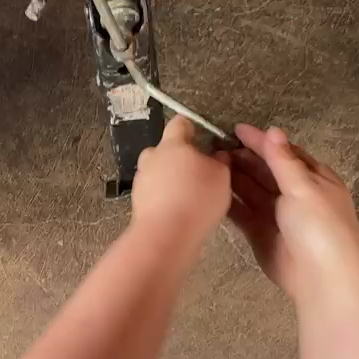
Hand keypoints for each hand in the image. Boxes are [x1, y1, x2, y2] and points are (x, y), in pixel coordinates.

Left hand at [131, 116, 232, 244]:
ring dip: (169, 178)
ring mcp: (141, 180)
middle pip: (164, 149)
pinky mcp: (137, 201)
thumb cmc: (197, 198)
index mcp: (172, 144)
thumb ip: (220, 161)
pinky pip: (153, 192)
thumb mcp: (221, 177)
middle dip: (178, 156)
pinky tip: (177, 209)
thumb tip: (217, 155)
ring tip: (187, 194)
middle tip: (195, 170)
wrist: (166, 234)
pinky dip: (163, 196)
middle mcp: (151, 158)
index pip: (178, 124)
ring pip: (157, 172)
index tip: (198, 135)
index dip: (190, 127)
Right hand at [228, 124, 358, 304]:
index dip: (261, 142)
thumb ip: (283, 160)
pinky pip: (242, 214)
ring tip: (210, 165)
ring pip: (251, 191)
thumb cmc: (319, 225)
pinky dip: (229, 203)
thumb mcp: (303, 186)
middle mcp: (295, 194)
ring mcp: (276, 215)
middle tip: (215, 148)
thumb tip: (274, 130)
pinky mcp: (261, 234)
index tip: (235, 130)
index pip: (283, 153)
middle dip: (243, 159)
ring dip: (233, 179)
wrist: (321, 276)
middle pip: (265, 171)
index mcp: (313, 178)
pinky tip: (212, 191)